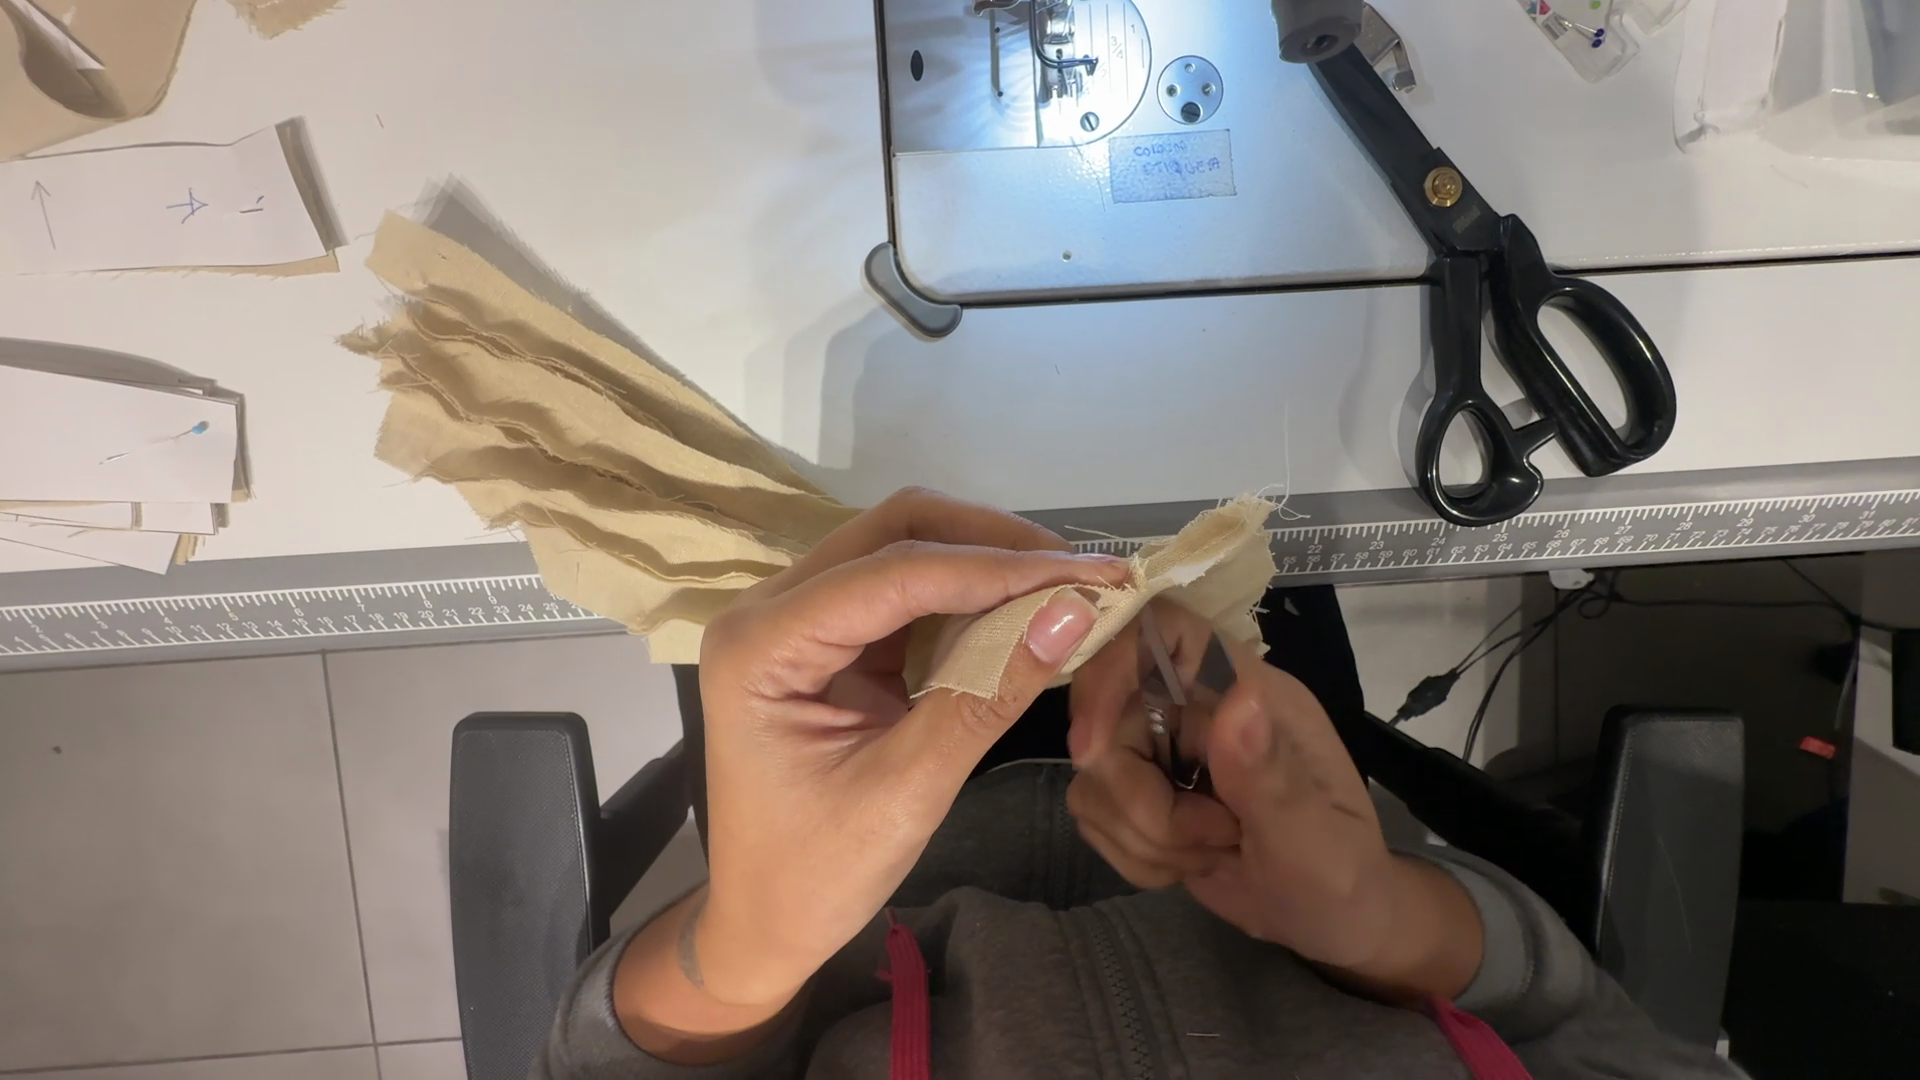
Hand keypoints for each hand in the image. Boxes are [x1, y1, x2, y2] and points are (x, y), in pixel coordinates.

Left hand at [614, 488, 1129, 1059]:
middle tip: (1075, 572)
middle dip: (991, 543)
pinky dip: (967, 590)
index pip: (893, 574)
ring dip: (984, 558)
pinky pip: (906, 587)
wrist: (763, 919)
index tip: (1086, 576)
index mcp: (763, 644)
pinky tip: (1015, 606)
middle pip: (894, 531)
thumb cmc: (817, 872)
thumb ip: (987, 694)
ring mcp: (800, 614)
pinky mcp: (831, 633)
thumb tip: (1072, 612)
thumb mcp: (909, 790)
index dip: (995, 569)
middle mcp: (772, 607)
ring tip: (1059, 584)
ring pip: (904, 546)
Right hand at [1067, 610, 1483, 1001]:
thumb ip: (1271, 774)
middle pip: (1103, 714)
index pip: (1158, 628)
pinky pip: (1091, 809)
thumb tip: (1238, 699)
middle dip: (1136, 798)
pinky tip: (1186, 863)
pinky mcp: (1132, 787)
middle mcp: (1187, 702)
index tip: (1093, 747)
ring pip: (1093, 773)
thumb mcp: (1317, 838)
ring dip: (1142, 835)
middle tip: (1205, 839)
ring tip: (1212, 851)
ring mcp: (1155, 744)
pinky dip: (1131, 853)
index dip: (1110, 665)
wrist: (1326, 922)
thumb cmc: (1340, 872)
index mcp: (1237, 684)